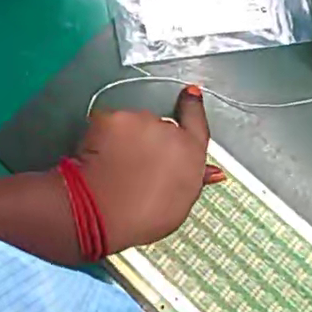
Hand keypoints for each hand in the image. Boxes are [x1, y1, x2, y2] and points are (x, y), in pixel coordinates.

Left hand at [76, 85, 213, 253]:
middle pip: (160, 125)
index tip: (190, 94)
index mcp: (190, 151)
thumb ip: (194, 178)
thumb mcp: (179, 203)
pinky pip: (109, 122)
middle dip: (149, 138)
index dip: (192, 106)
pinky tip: (98, 154)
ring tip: (114, 161)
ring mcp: (138, 120)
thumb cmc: (144, 216)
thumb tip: (213, 171)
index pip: (195, 120)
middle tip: (134, 162)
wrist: (100, 209)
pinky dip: (104, 135)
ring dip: (126, 135)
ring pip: (133, 122)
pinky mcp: (110, 117)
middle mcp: (168, 129)